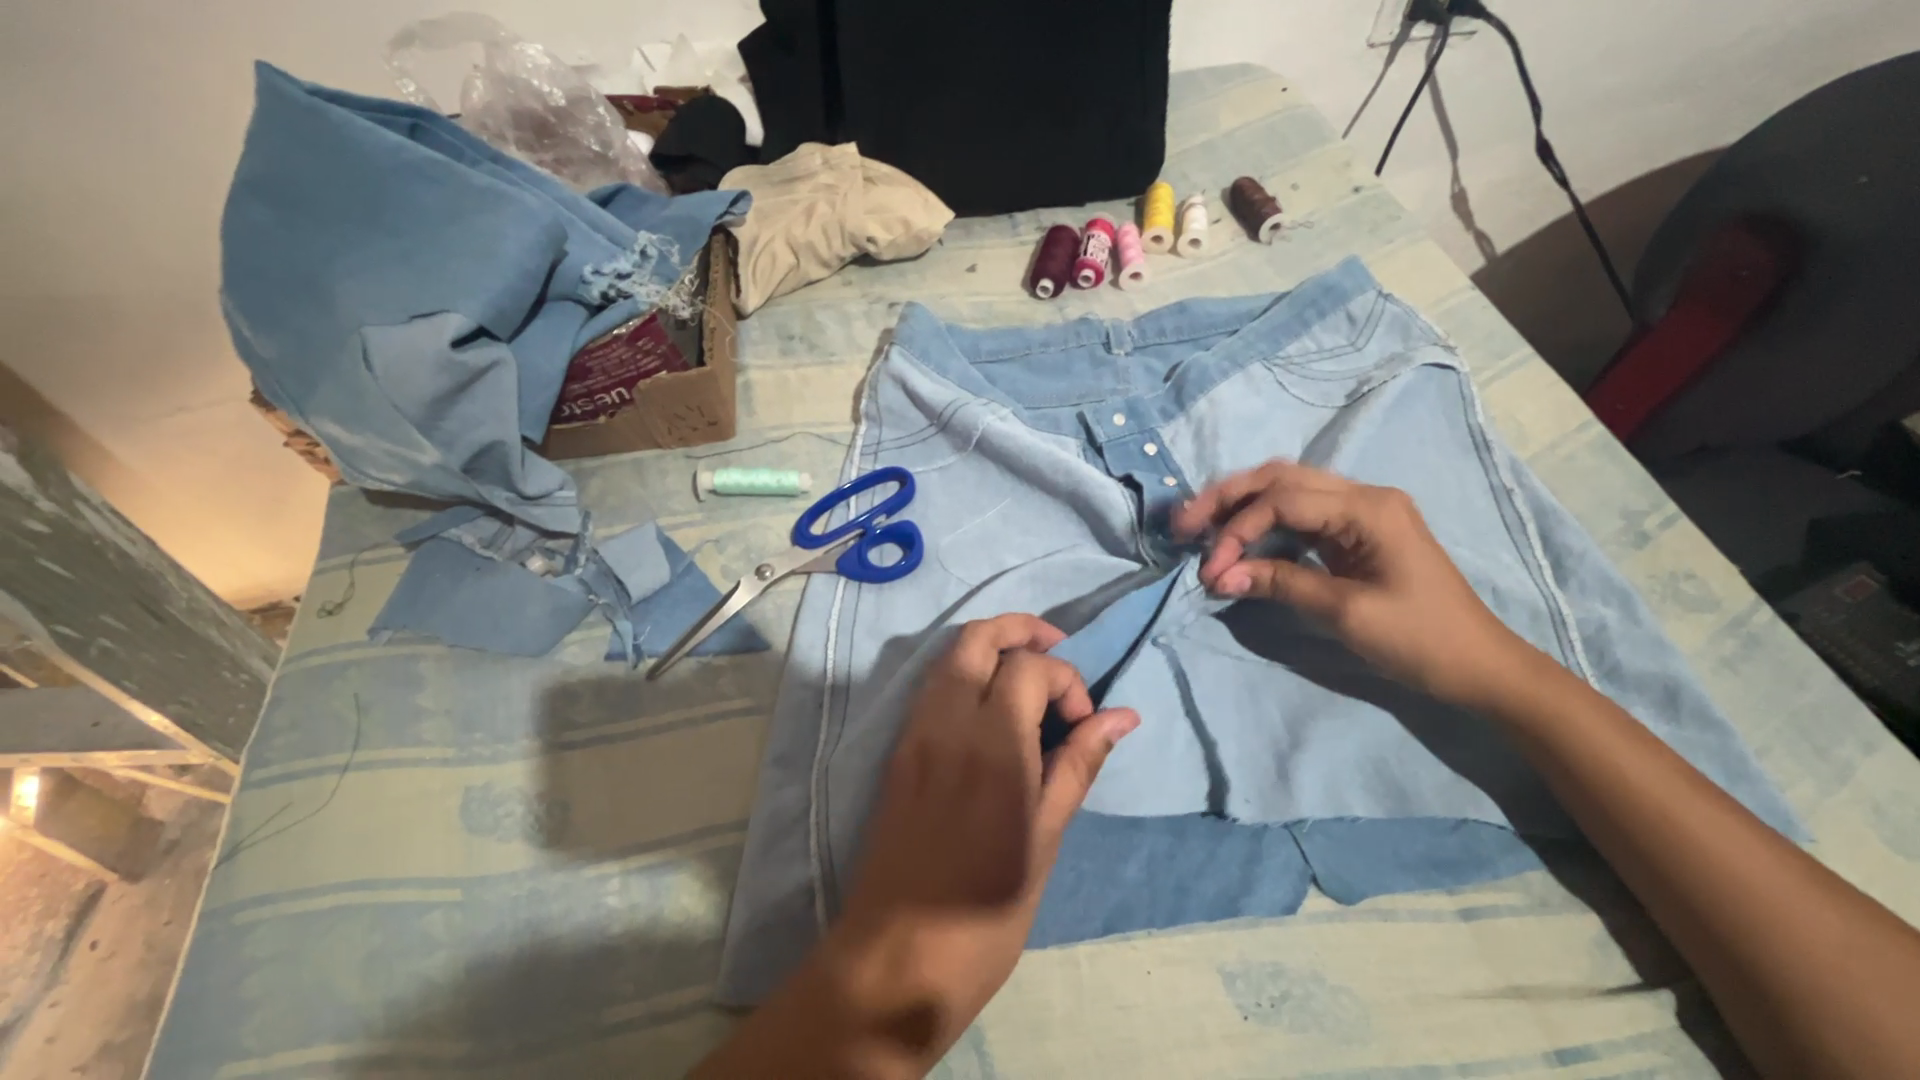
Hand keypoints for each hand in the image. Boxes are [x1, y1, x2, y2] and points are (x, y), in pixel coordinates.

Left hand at [694, 614, 1137, 1078]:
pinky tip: (991, 711)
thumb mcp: (1046, 837)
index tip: (1083, 724)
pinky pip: (930, 689)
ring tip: (1029, 680)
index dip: (1066, 680)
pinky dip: (963, 676)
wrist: (900, 954)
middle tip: (1058, 653)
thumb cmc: (987, 908)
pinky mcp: (897, 753)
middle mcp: (946, 722)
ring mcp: (913, 734)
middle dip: (1020, 631)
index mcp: (992, 741)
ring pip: (948, 657)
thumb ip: (1078, 764)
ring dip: (989, 649)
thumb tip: (1122, 715)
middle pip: (976, 638)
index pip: (1028, 666)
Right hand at [1172, 460, 1529, 706]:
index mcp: (1368, 508)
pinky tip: (1238, 541)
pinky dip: (1263, 524)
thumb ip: (1280, 583)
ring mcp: (1362, 512)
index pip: (1282, 499)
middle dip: (1227, 499)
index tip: (1210, 569)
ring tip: (1199, 527)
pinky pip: (1300, 514)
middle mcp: (1363, 496)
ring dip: (1241, 507)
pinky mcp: (1356, 533)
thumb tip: (1218, 575)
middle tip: (1183, 524)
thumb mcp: (1345, 612)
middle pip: (1280, 478)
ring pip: (1287, 489)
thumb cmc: (1419, 638)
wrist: (1478, 664)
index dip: (1237, 529)